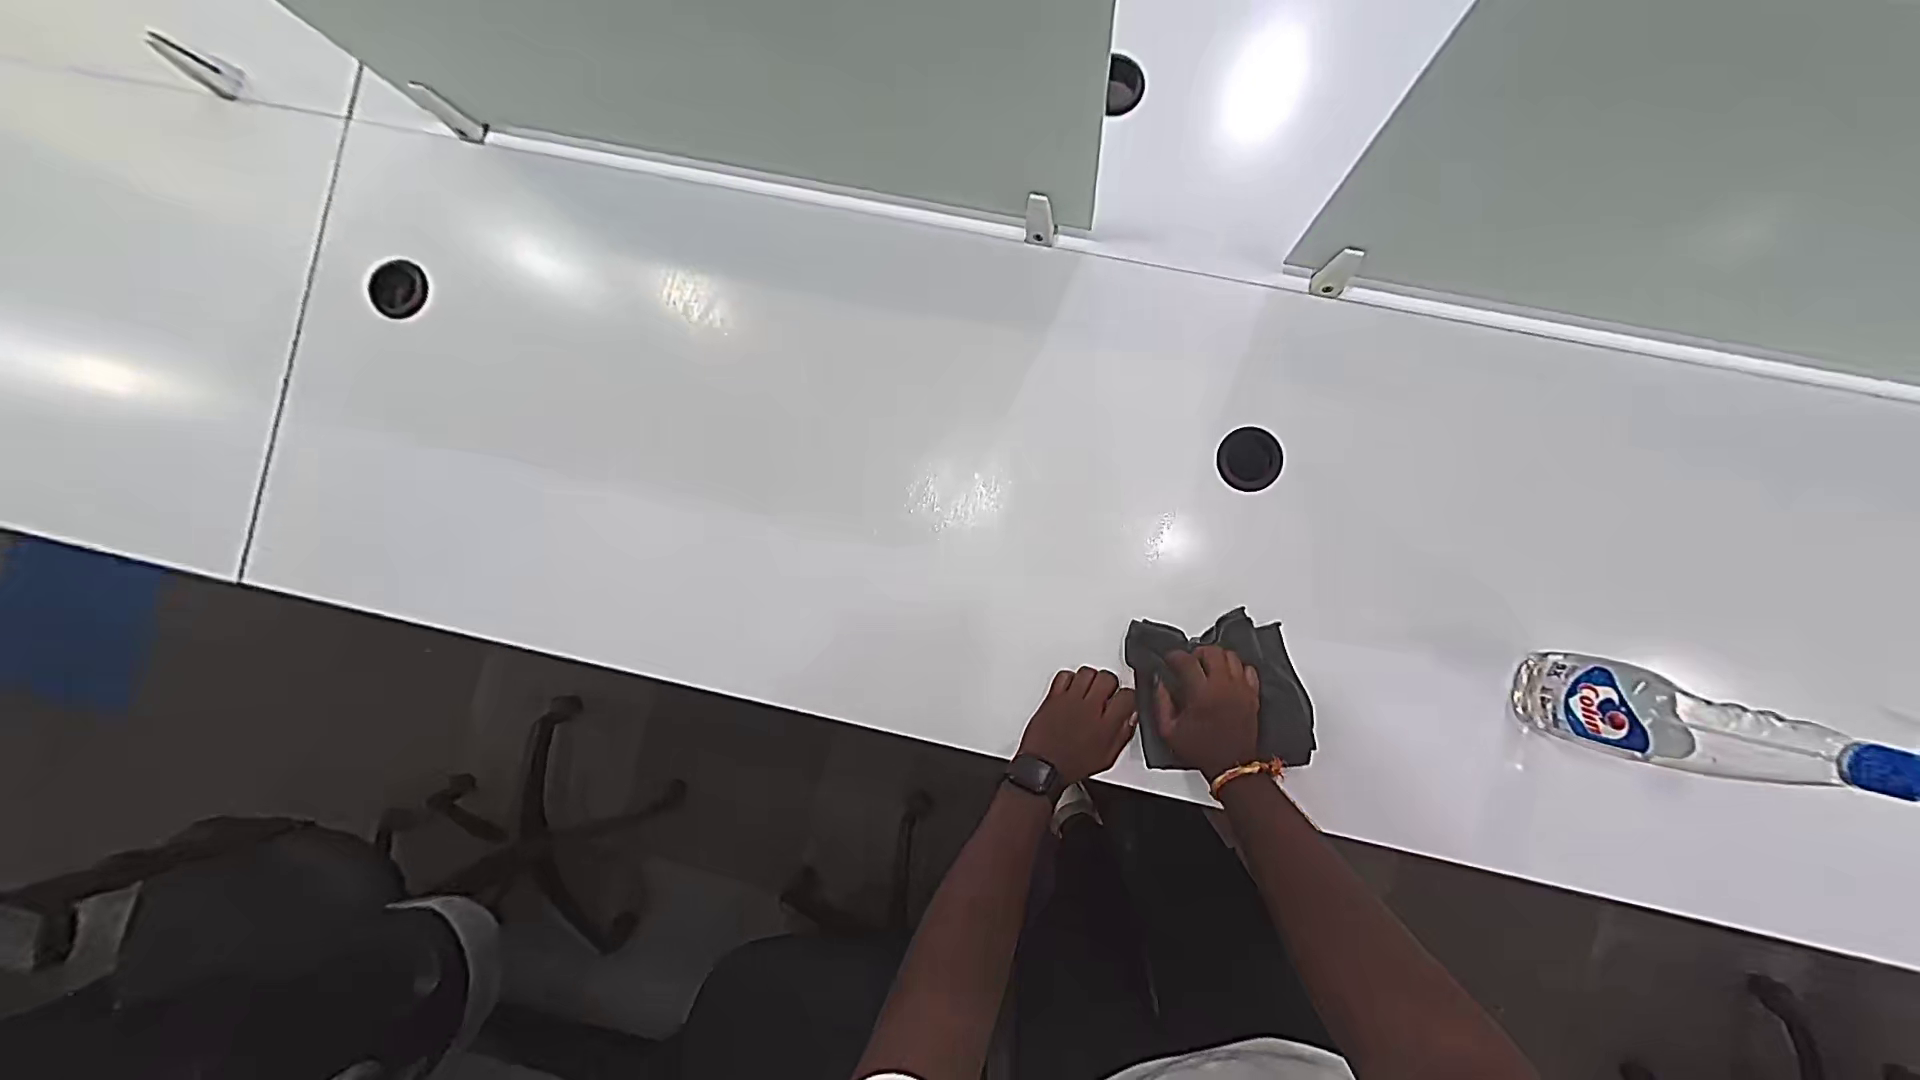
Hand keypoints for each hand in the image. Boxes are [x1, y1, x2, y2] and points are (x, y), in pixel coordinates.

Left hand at [1018, 667, 1137, 783]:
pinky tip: (1072, 690)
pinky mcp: (1053, 696)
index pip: (1127, 696)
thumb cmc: (1071, 765)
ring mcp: (1070, 700)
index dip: (1129, 696)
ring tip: (1089, 690)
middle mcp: (1089, 708)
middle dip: (1110, 683)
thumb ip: (1123, 734)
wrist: (1043, 767)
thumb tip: (1131, 717)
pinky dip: (1069, 678)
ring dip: (1090, 679)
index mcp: (1105, 725)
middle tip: (1106, 693)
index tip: (1125, 700)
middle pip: (1107, 678)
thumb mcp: (1107, 758)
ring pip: (1086, 672)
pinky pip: (1064, 675)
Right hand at [1155, 646, 1260, 779]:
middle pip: (1212, 651)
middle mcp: (1223, 688)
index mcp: (1201, 694)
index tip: (1170, 659)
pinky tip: (1227, 675)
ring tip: (1207, 666)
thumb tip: (1159, 682)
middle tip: (1190, 662)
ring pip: (1231, 656)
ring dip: (1217, 657)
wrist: (1231, 766)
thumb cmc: (1201, 750)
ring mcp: (1241, 690)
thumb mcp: (1168, 731)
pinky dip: (1237, 668)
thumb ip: (1161, 702)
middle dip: (1197, 652)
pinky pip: (1249, 669)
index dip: (1174, 655)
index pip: (1186, 660)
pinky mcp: (1253, 696)